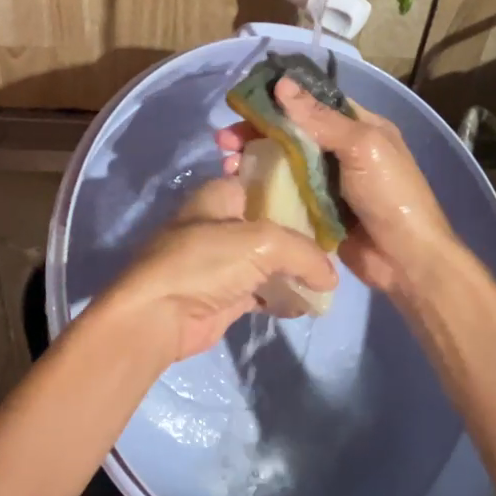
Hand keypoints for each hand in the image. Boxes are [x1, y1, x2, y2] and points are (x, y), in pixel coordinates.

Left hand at [103, 176, 336, 361]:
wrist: (160, 316)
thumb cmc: (205, 262)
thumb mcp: (262, 243)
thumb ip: (303, 252)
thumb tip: (330, 276)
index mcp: (221, 193)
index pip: (265, 179)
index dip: (295, 188)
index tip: (329, 200)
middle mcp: (222, 221)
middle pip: (271, 221)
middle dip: (301, 234)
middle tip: (335, 245)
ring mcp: (222, 259)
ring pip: (269, 258)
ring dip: (294, 269)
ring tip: (326, 279)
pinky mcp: (226, 293)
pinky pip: (263, 289)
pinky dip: (283, 296)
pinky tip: (307, 304)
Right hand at [218, 78, 453, 297]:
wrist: (408, 262)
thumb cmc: (390, 195)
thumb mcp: (361, 146)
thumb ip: (320, 118)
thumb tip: (282, 83)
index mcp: (359, 126)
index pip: (312, 102)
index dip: (278, 98)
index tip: (243, 100)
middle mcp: (340, 149)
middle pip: (290, 131)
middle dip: (256, 130)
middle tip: (224, 138)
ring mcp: (327, 182)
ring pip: (283, 161)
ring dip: (253, 157)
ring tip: (225, 162)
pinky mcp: (316, 210)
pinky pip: (284, 191)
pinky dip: (260, 186)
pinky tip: (236, 185)